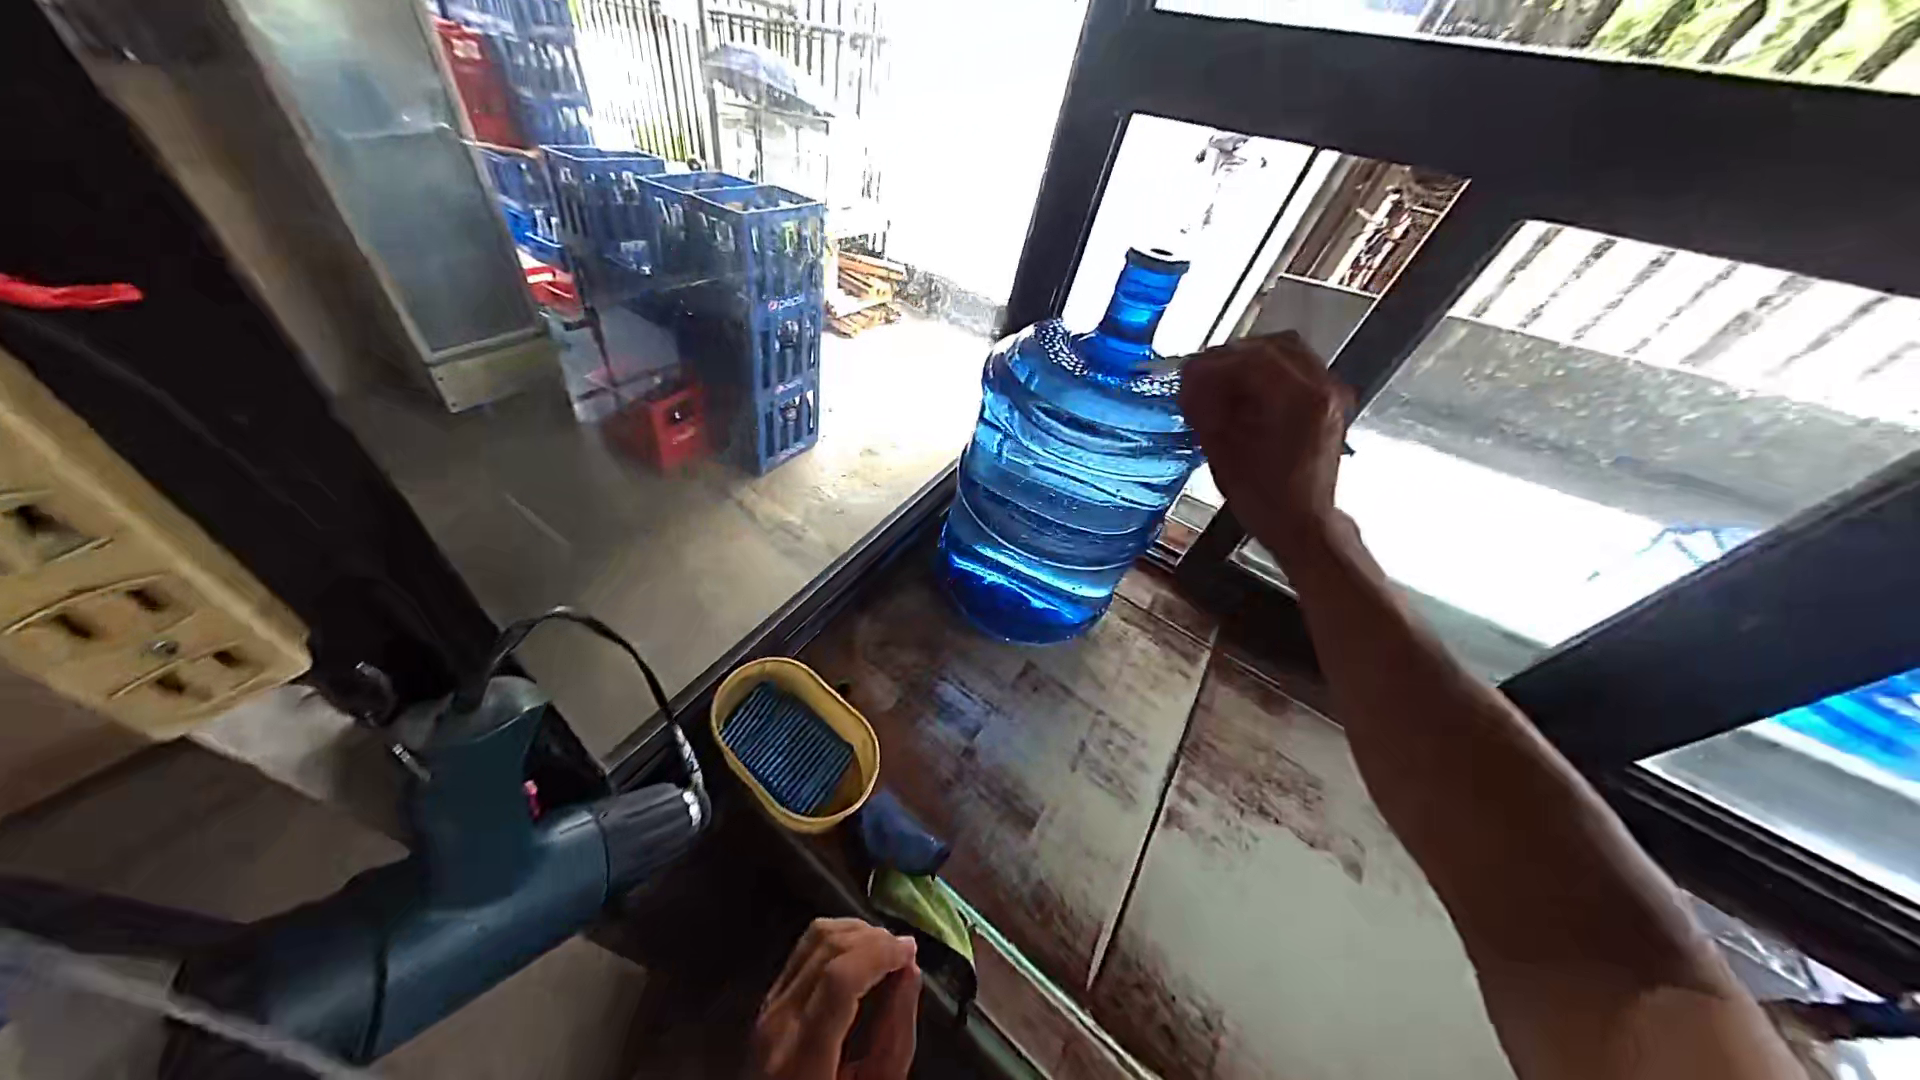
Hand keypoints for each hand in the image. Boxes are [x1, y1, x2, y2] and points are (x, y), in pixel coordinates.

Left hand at [750, 918, 920, 1079]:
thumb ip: (896, 1038)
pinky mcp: (769, 998)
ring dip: (857, 932)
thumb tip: (910, 971)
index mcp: (802, 1059)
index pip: (839, 977)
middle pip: (828, 948)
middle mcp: (777, 1023)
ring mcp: (767, 1007)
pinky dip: (839, 938)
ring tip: (886, 950)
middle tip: (904, 952)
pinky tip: (861, 953)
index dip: (880, 953)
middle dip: (874, 939)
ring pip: (816, 936)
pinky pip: (805, 947)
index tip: (911, 952)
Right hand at [1179, 331, 1353, 562]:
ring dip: (1250, 362)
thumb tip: (1189, 380)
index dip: (1213, 362)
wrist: (1301, 523)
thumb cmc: (1264, 497)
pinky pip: (1297, 369)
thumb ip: (1206, 408)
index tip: (1188, 373)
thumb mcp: (1223, 452)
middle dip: (1231, 357)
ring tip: (1220, 383)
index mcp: (1299, 399)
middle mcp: (1322, 388)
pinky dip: (1267, 373)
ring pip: (1287, 353)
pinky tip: (1244, 393)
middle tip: (1201, 375)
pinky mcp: (1328, 403)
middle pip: (1272, 346)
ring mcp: (1330, 394)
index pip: (1251, 358)